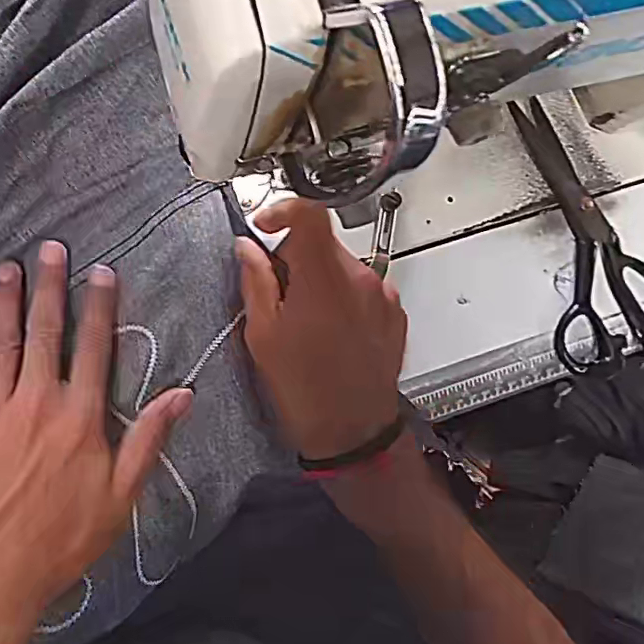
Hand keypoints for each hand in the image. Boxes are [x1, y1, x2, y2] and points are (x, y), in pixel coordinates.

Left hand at [0, 241, 192, 643]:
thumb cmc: (61, 540)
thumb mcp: (120, 497)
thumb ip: (148, 439)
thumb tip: (183, 394)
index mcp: (79, 417)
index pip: (93, 346)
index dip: (99, 306)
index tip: (101, 271)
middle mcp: (36, 402)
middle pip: (45, 332)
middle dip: (50, 287)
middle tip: (49, 249)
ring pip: (1, 342)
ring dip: (5, 302)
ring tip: (7, 268)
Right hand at [236, 198, 406, 459]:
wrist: (353, 432)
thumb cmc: (307, 391)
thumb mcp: (263, 335)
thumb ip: (256, 281)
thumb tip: (248, 249)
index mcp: (323, 279)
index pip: (309, 214)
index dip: (282, 211)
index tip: (266, 226)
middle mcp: (360, 279)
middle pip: (321, 242)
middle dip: (294, 257)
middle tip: (277, 292)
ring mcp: (382, 296)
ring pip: (341, 265)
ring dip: (318, 279)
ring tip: (304, 321)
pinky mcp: (394, 312)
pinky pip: (361, 287)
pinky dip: (341, 297)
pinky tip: (329, 331)